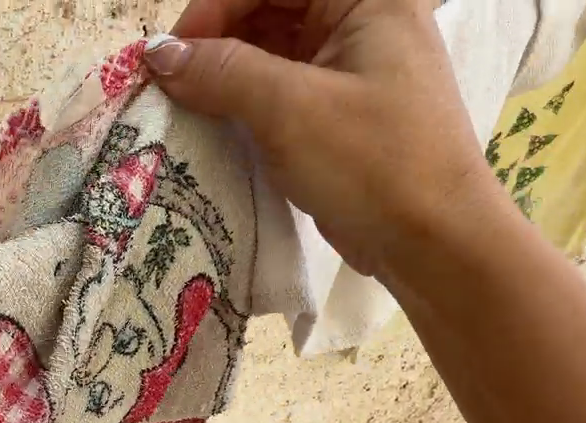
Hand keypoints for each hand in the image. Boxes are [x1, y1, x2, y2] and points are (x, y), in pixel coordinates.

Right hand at [144, 0, 511, 279]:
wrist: (429, 237)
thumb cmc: (371, 163)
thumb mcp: (290, 111)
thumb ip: (223, 73)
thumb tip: (156, 55)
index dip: (210, 11)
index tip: (163, 61)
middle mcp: (360, 17)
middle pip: (267, 9)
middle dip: (212, 43)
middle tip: (167, 88)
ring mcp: (348, 66)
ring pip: (268, 51)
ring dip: (222, 75)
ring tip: (182, 109)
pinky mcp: (336, 111)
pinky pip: (277, 90)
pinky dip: (241, 104)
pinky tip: (213, 127)